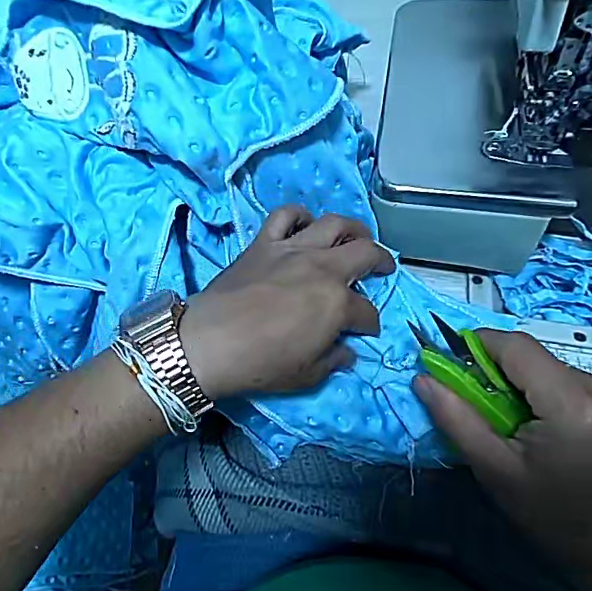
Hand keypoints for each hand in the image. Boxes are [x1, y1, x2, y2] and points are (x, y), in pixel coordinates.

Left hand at [179, 206, 395, 398]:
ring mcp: (292, 249)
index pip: (366, 312)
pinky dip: (298, 216)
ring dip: (351, 228)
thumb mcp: (307, 375)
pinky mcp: (264, 242)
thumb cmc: (260, 363)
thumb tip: (346, 351)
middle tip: (382, 268)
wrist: (208, 343)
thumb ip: (333, 360)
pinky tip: (304, 225)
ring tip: (355, 237)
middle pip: (365, 252)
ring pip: (333, 224)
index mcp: (337, 303)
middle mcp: (322, 268)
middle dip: (381, 261)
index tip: (365, 330)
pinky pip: (285, 215)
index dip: (370, 323)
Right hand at [413, 330, 591, 590]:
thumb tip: (423, 378)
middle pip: (540, 361)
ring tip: (535, 435)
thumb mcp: (499, 476)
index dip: (480, 347)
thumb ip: (457, 420)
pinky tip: (569, 439)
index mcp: (574, 406)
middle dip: (509, 378)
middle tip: (494, 416)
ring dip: (539, 391)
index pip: (517, 346)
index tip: (456, 367)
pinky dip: (566, 401)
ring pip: (563, 373)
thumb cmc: (563, 527)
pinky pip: (589, 387)